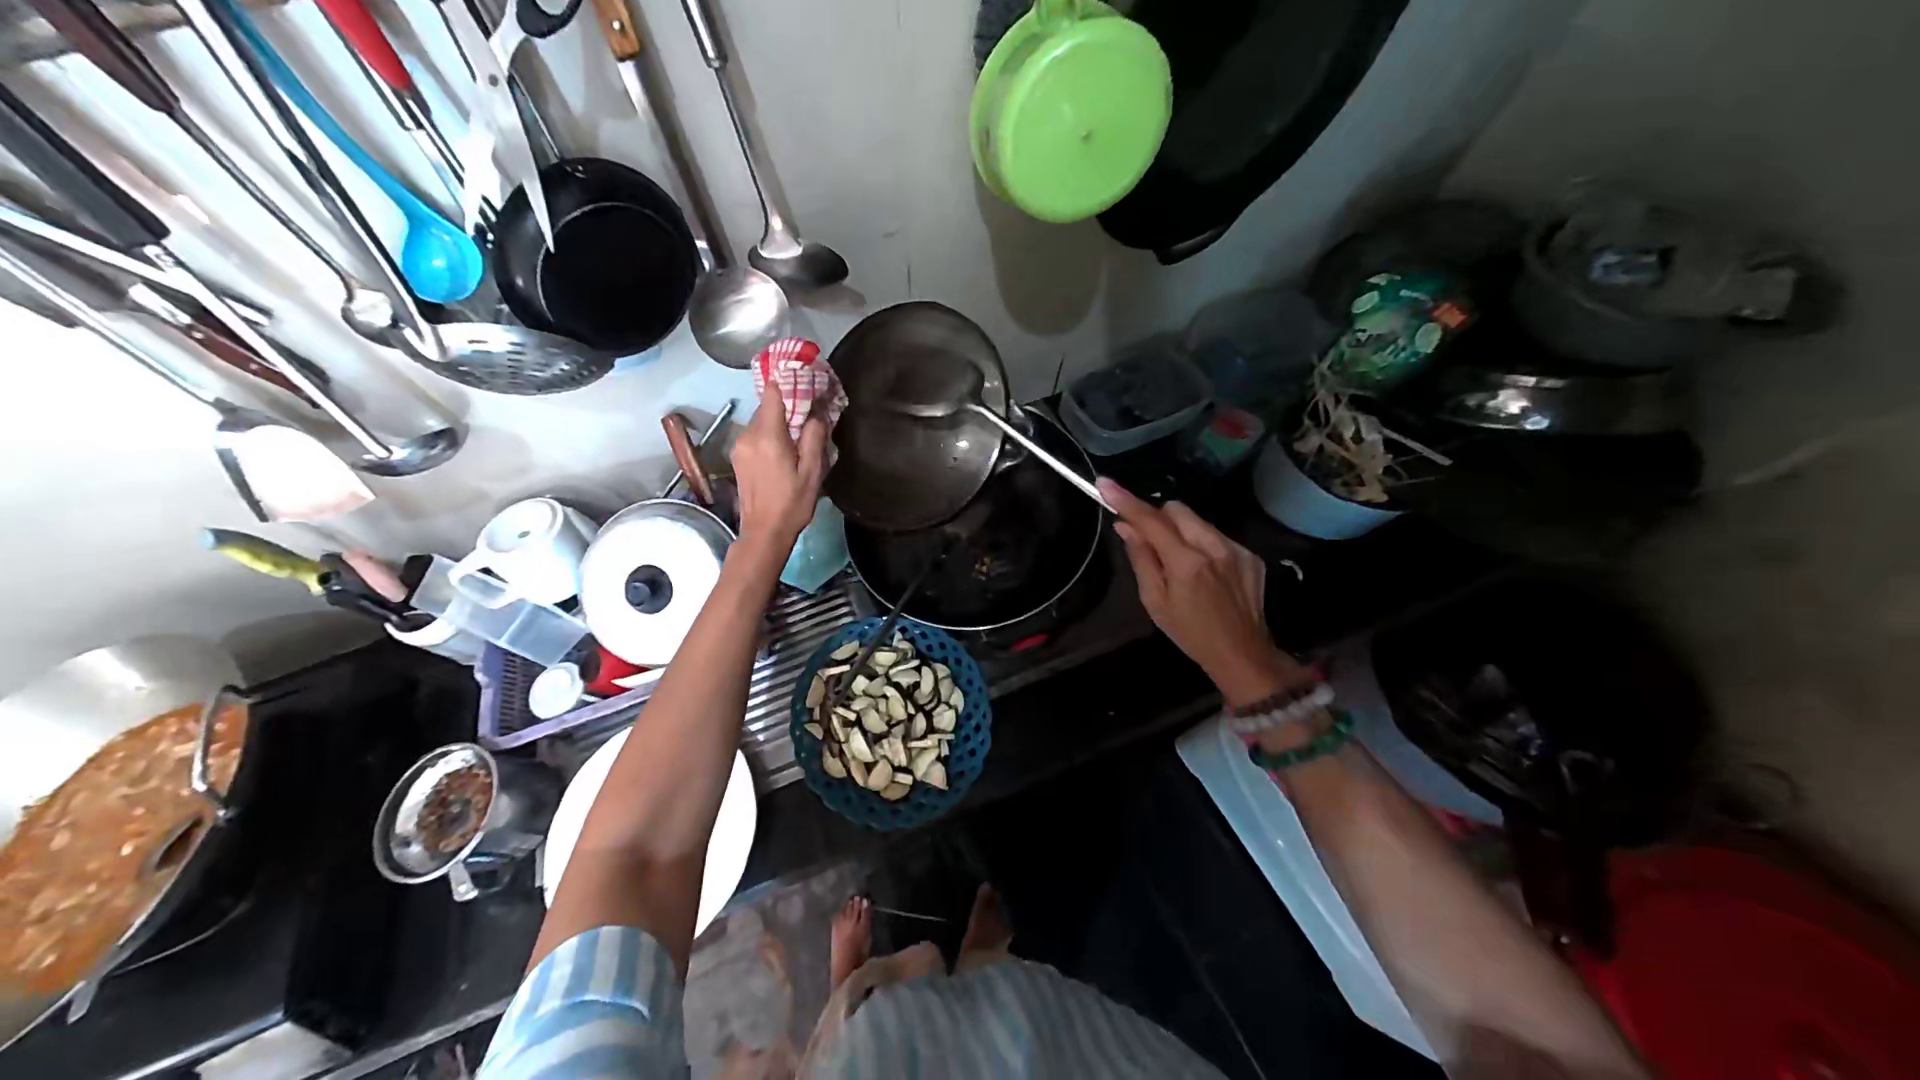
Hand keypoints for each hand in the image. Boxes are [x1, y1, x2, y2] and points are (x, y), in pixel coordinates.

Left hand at [732, 382, 830, 548]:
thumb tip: (816, 412)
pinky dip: (770, 433)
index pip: (773, 392)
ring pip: (762, 420)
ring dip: (780, 421)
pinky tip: (785, 448)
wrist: (763, 532)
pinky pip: (756, 434)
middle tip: (811, 411)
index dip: (789, 382)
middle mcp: (748, 435)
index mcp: (768, 437)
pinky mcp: (737, 456)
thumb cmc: (792, 504)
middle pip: (768, 405)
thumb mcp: (813, 472)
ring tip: (800, 433)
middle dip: (789, 404)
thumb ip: (814, 436)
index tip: (806, 382)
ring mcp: (739, 446)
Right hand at [1097, 478, 1309, 706]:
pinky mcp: (1251, 555)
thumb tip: (1126, 526)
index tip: (1105, 484)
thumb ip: (1141, 559)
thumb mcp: (1155, 602)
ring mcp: (1237, 549)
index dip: (1125, 500)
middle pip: (1176, 509)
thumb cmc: (1190, 633)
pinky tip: (1206, 573)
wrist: (1242, 653)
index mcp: (1186, 563)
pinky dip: (1203, 545)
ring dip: (1181, 532)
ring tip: (1181, 564)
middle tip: (1151, 543)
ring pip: (1198, 521)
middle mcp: (1214, 547)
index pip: (1151, 520)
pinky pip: (1217, 535)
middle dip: (1158, 518)